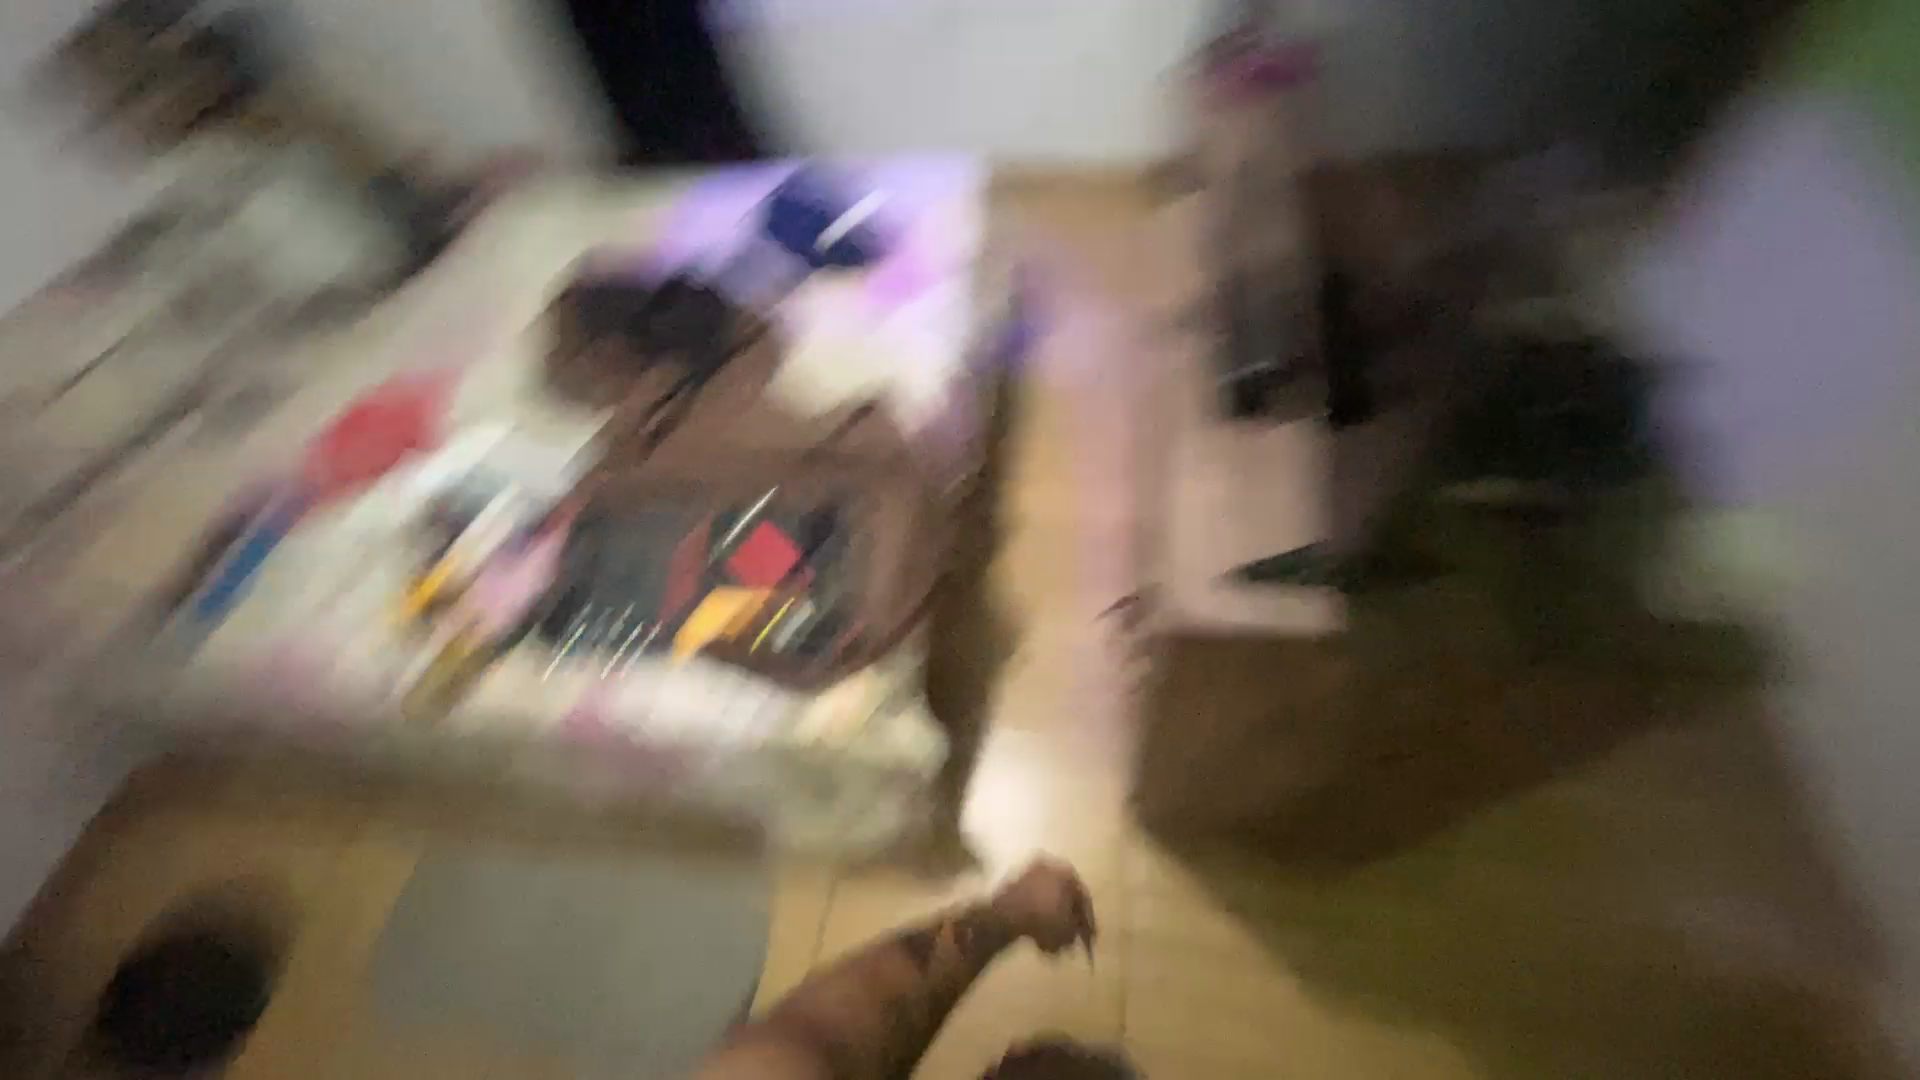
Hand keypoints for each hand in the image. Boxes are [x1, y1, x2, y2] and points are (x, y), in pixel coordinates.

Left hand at [989, 858, 1096, 956]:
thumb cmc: (1044, 920)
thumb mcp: (1068, 930)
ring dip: (1051, 921)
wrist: (1007, 913)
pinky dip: (1037, 916)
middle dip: (1067, 920)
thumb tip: (1076, 931)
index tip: (1088, 939)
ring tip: (1051, 944)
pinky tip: (1036, 936)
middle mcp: (1051, 866)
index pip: (1084, 898)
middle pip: (1065, 896)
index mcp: (1068, 872)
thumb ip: (1077, 930)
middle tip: (1069, 941)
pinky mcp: (1014, 883)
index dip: (1088, 922)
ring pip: (1048, 900)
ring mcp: (1030, 872)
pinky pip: (1032, 901)